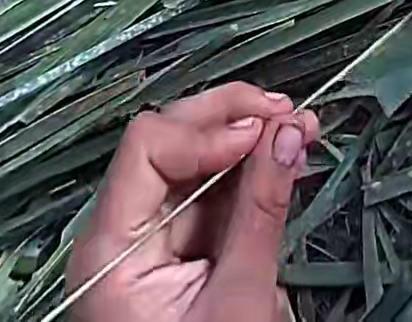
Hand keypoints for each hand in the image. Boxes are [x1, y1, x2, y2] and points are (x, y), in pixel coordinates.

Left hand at [68, 83, 319, 321]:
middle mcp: (125, 227)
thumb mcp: (238, 302)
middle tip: (285, 109)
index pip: (147, 147)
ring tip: (300, 123)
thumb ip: (261, 210)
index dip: (204, 128)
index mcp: (112, 247)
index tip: (259, 132)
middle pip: (171, 135)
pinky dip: (255, 162)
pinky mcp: (186, 239)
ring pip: (198, 152)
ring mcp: (156, 231)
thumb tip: (290, 129)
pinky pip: (218, 182)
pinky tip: (289, 148)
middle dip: (230, 115)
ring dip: (250, 131)